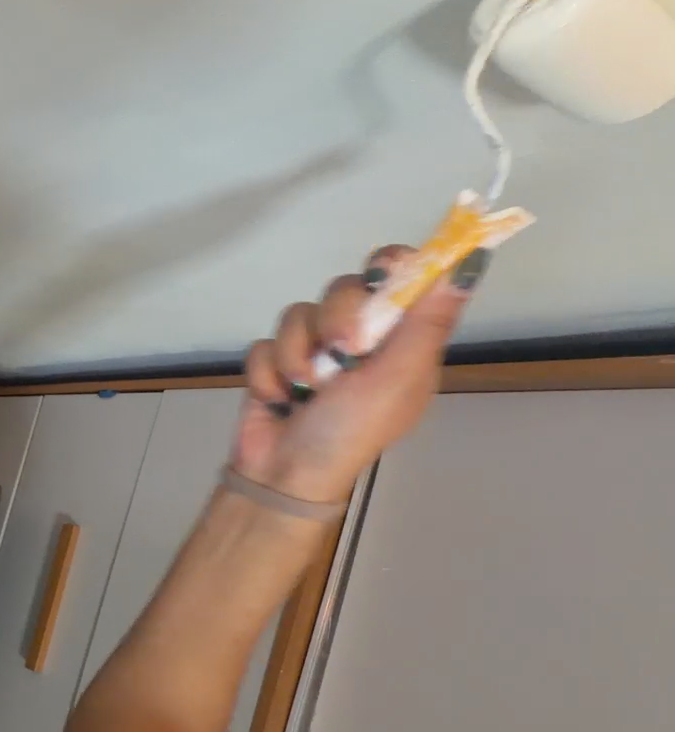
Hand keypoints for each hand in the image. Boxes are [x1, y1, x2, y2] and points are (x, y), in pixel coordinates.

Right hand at [234, 245, 480, 501]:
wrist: (285, 470)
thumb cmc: (351, 430)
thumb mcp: (398, 377)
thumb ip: (427, 320)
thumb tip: (468, 260)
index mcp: (401, 338)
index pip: (403, 275)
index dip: (391, 265)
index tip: (378, 276)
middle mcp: (359, 336)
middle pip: (342, 287)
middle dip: (335, 320)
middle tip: (341, 352)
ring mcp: (312, 349)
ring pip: (294, 315)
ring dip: (295, 356)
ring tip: (303, 389)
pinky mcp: (272, 364)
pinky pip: (262, 345)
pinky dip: (267, 374)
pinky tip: (278, 397)